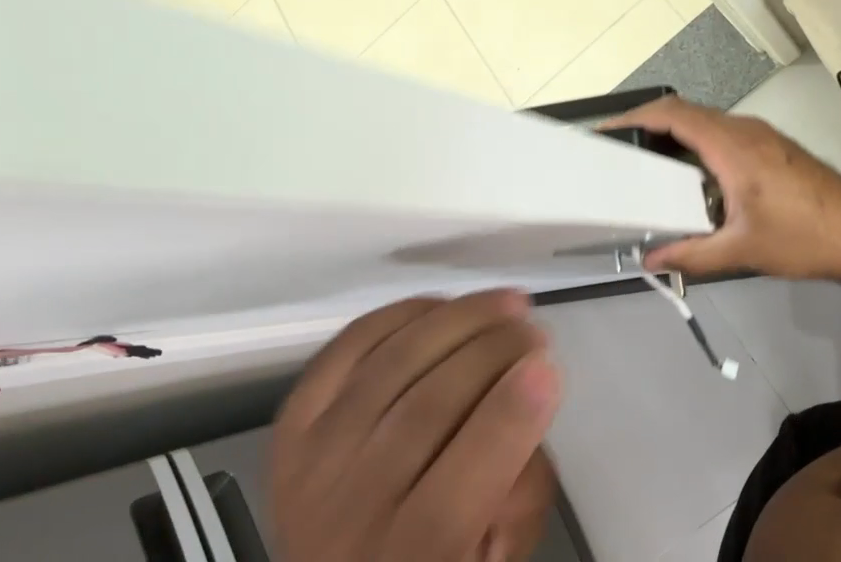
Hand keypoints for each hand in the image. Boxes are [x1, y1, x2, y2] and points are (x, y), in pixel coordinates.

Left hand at [271, 291, 562, 561]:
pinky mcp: (291, 423)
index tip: (548, 367)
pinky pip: (347, 349)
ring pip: (390, 368)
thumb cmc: (436, 557)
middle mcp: (344, 516)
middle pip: (423, 414)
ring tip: (505, 304)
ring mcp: (311, 462)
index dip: (505, 422)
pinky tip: (444, 307)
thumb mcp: (496, 551)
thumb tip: (526, 393)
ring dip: (456, 320)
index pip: (453, 496)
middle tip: (534, 330)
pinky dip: (399, 316)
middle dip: (491, 355)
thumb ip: (520, 492)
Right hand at [608, 97, 840, 281]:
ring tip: (648, 165)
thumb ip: (691, 254)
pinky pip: (723, 134)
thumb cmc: (803, 237)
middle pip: (685, 112)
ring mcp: (761, 135)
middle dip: (648, 126)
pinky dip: (697, 145)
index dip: (635, 116)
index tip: (606, 130)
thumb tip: (652, 261)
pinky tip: (691, 177)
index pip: (672, 114)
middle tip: (619, 151)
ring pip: (705, 122)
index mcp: (732, 145)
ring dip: (674, 136)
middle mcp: (744, 129)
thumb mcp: (741, 250)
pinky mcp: (772, 146)